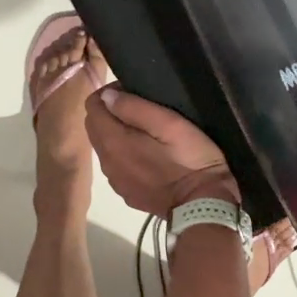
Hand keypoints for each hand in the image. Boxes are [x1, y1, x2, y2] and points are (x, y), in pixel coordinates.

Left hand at [84, 86, 236, 215]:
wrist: (204, 204)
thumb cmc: (190, 158)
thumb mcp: (170, 124)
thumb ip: (134, 108)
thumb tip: (107, 96)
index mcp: (113, 142)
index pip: (92, 106)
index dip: (110, 93)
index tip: (133, 92)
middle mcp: (107, 162)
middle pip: (94, 126)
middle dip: (109, 112)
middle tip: (140, 109)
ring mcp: (116, 181)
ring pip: (104, 147)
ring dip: (116, 135)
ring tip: (146, 133)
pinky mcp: (127, 193)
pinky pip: (116, 166)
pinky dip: (124, 155)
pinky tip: (149, 157)